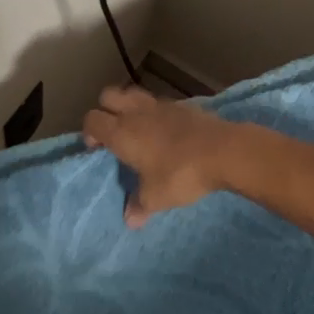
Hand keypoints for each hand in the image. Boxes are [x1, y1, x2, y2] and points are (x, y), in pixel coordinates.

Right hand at [81, 87, 242, 228]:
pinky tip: (166, 130)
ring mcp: (160, 104)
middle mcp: (136, 112)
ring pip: (133, 94)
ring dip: (130, 107)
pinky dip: (155, 112)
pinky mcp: (182, 104)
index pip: (92, 120)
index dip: (90, 132)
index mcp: (121, 132)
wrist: (223, 151)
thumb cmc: (181, 173)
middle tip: (114, 133)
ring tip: (139, 129)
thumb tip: (130, 219)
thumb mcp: (156, 197)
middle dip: (106, 110)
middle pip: (108, 96)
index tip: (97, 149)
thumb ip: (139, 206)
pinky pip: (159, 102)